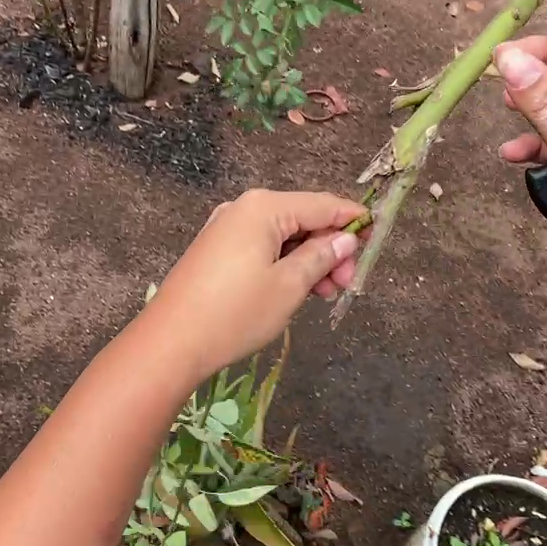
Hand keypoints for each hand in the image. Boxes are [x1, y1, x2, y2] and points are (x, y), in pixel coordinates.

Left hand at [140, 190, 366, 380]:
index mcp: (264, 207)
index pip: (322, 203)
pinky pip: (262, 248)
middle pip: (302, 219)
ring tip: (326, 295)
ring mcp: (226, 229)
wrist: (171, 342)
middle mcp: (243, 208)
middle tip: (347, 284)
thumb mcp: (289, 286)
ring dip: (309, 261)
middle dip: (330, 248)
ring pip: (283, 237)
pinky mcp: (216, 251)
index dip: (352, 219)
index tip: (376, 238)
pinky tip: (297, 290)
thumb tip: (345, 238)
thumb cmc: (235, 313)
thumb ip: (320, 257)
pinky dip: (285, 265)